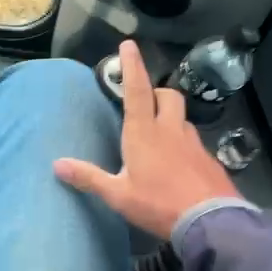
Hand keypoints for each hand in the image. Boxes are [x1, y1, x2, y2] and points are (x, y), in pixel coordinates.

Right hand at [53, 40, 241, 238]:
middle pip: (168, 96)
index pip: (136, 90)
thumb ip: (89, 178)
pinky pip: (195, 144)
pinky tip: (181, 166)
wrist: (214, 225)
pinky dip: (185, 147)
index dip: (132, 66)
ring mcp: (194, 145)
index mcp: (143, 132)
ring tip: (162, 138)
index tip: (128, 44)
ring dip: (172, 119)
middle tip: (147, 103)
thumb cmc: (159, 204)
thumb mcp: (118, 195)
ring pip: (183, 119)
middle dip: (157, 93)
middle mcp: (170, 130)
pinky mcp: (211, 161)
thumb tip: (57, 165)